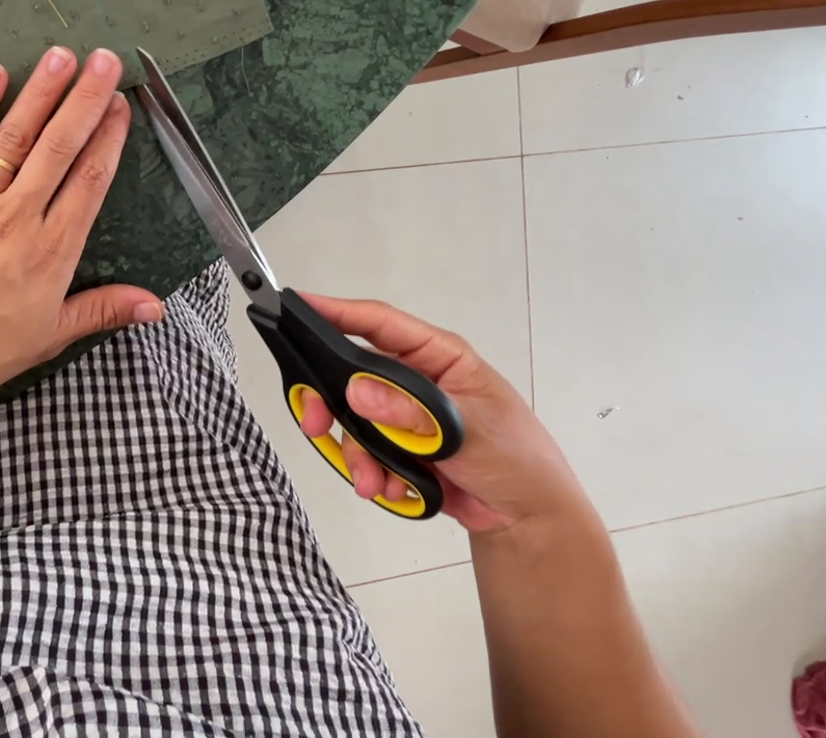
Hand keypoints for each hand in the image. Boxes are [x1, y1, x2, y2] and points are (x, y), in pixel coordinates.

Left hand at [0, 46, 163, 405]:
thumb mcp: (49, 336)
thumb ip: (103, 310)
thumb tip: (155, 306)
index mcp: (52, 249)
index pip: (90, 180)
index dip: (108, 138)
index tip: (121, 105)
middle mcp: (19, 216)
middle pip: (60, 146)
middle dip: (85, 98)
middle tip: (104, 59)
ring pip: (15, 136)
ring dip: (41, 92)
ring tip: (62, 55)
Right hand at [294, 295, 591, 535]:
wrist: (527, 517)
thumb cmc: (516, 458)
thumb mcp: (470, 430)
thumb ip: (411, 411)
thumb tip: (358, 390)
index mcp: (435, 355)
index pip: (378, 322)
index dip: (336, 311)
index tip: (298, 306)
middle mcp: (410, 379)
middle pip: (350, 375)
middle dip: (329, 402)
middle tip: (314, 422)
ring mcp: (399, 414)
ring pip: (351, 420)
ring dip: (356, 452)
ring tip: (372, 482)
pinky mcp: (394, 447)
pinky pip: (362, 453)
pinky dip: (371, 474)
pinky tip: (393, 489)